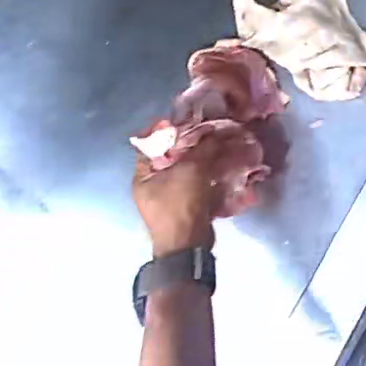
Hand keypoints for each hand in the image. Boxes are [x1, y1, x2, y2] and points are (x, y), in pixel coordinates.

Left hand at [132, 133, 223, 255]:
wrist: (189, 246)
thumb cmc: (181, 204)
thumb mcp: (193, 170)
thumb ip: (205, 146)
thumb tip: (218, 130)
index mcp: (143, 174)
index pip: (151, 142)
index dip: (170, 129)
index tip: (190, 118)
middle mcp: (152, 183)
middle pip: (172, 154)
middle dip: (192, 141)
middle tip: (210, 129)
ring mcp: (168, 195)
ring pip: (187, 166)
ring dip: (203, 156)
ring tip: (221, 143)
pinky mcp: (185, 203)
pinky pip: (196, 180)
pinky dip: (208, 170)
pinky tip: (222, 161)